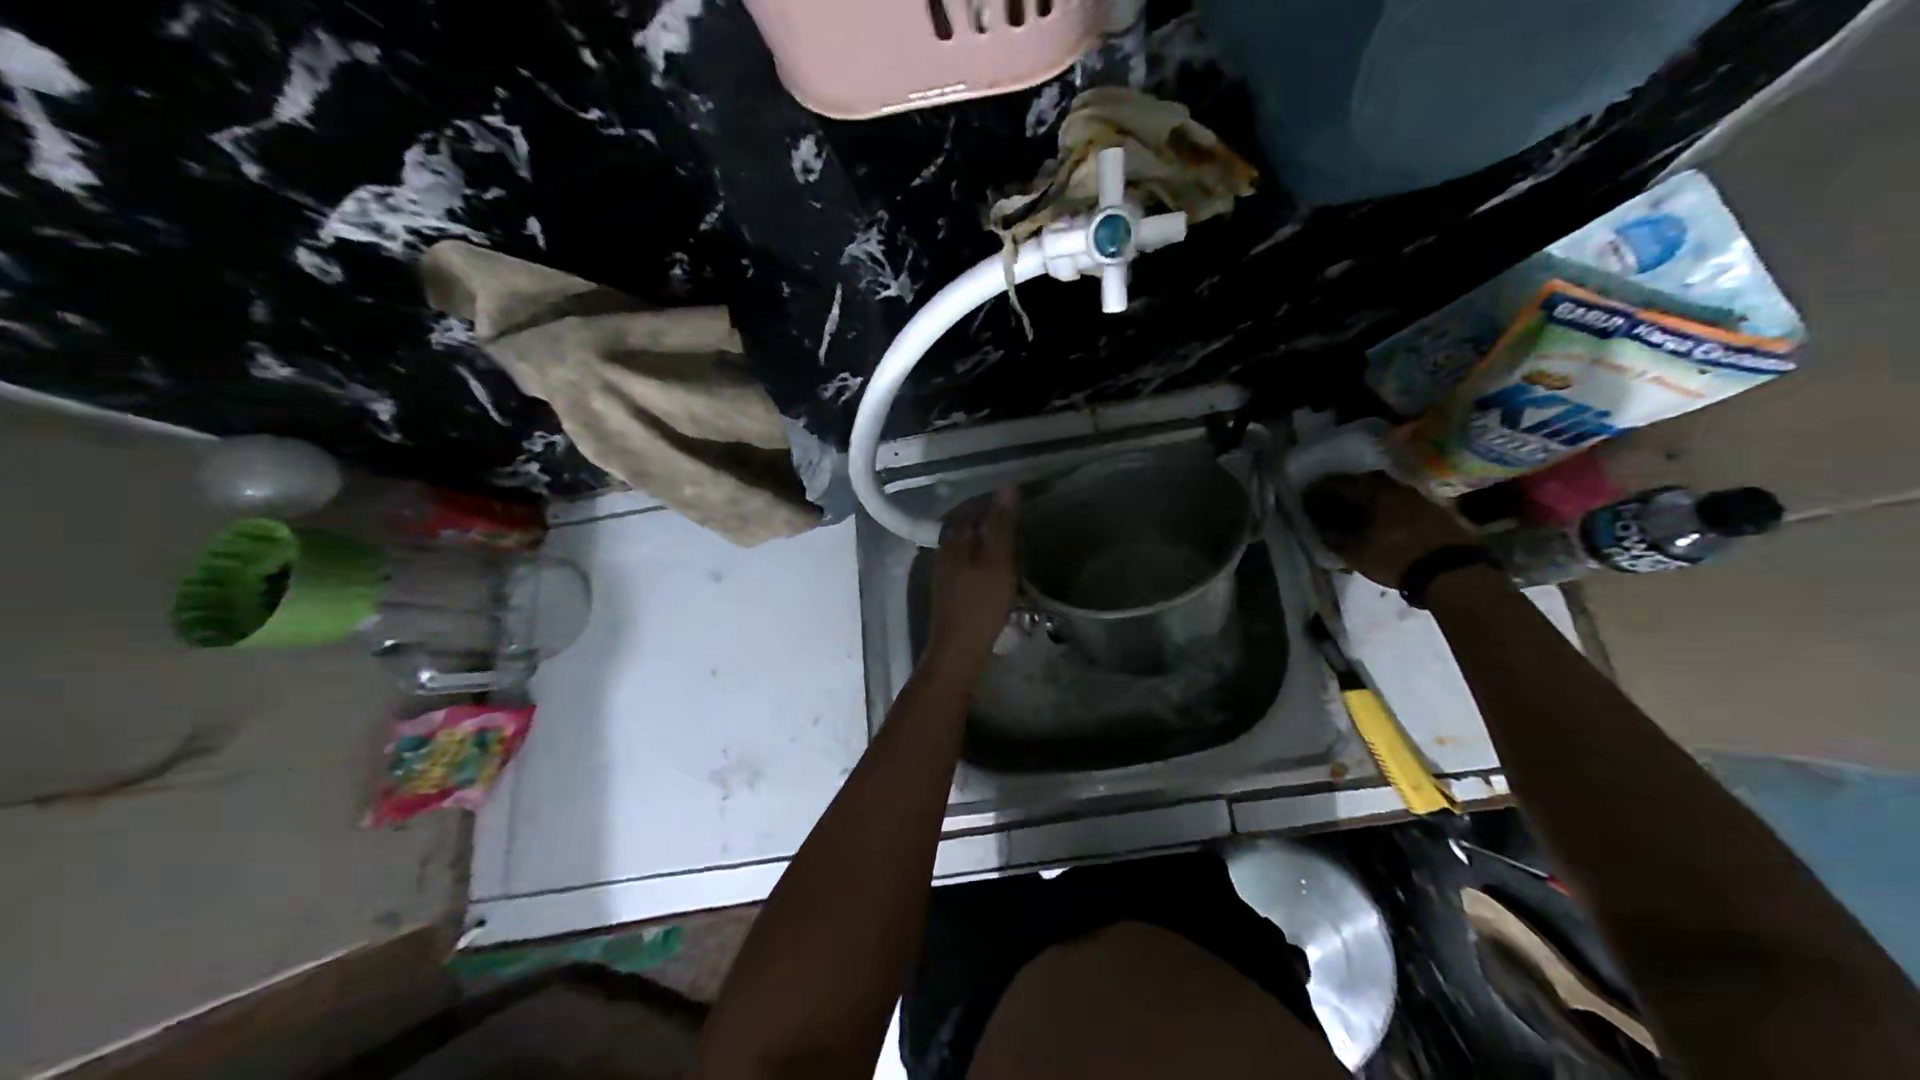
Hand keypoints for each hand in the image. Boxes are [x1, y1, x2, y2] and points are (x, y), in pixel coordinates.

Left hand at [926, 486, 1020, 670]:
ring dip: (990, 534)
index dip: (1000, 498)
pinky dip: (986, 552)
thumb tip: (1008, 486)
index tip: (1026, 496)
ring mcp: (945, 567)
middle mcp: (945, 547)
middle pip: (970, 520)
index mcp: (954, 536)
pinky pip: (969, 557)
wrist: (958, 649)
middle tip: (1025, 514)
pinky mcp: (950, 586)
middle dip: (994, 514)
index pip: (976, 503)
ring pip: (969, 540)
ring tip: (1017, 535)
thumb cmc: (981, 604)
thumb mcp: (998, 561)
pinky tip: (1001, 563)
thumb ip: (1002, 524)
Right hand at [1301, 472, 1475, 588]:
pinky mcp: (1436, 510)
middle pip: (1368, 480)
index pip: (1340, 482)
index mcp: (1374, 494)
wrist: (1451, 572)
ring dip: (1374, 495)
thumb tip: (1321, 527)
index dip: (1323, 487)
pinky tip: (1389, 520)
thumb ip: (1334, 538)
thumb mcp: (1355, 554)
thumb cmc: (1395, 558)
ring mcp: (1419, 497)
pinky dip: (1392, 505)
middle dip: (1351, 487)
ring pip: (1389, 489)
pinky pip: (1405, 500)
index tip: (1311, 494)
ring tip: (1364, 510)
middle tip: (1338, 499)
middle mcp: (1396, 488)